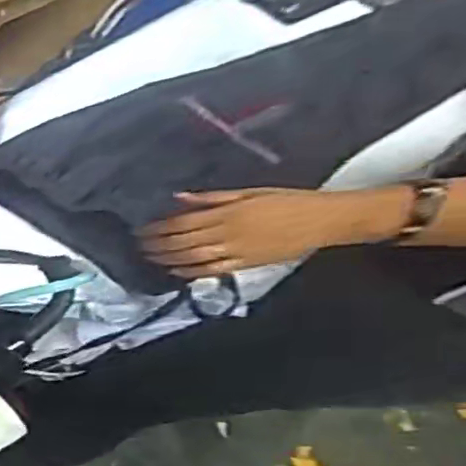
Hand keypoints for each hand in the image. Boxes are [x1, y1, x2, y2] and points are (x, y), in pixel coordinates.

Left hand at [140, 187, 409, 277]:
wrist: (325, 220)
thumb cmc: (288, 201)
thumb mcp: (250, 193)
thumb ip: (212, 198)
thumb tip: (177, 198)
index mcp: (229, 211)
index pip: (183, 222)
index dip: (158, 228)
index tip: (142, 230)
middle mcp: (228, 232)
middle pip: (181, 241)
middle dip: (156, 245)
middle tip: (139, 245)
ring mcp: (235, 250)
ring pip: (191, 257)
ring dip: (166, 259)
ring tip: (149, 257)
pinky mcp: (243, 264)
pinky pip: (209, 271)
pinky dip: (188, 272)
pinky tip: (173, 271)